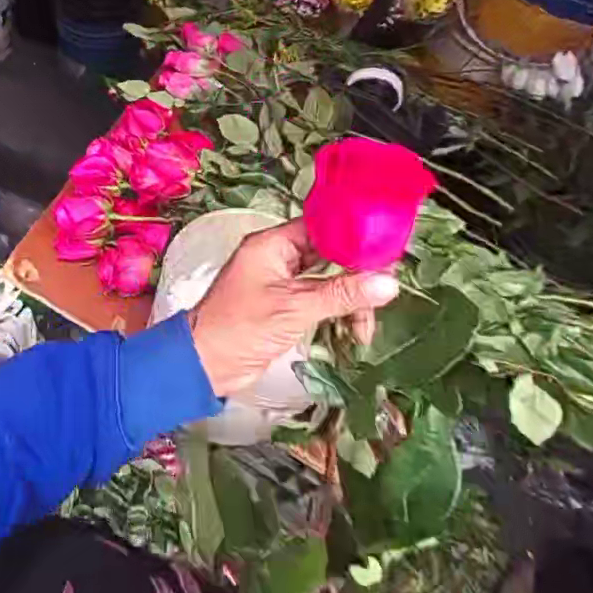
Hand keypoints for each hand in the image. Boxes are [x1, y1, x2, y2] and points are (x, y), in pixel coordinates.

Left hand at [187, 218, 400, 396]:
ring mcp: (280, 281)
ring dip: (347, 299)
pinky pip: (318, 298)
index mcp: (272, 244)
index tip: (383, 250)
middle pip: (327, 254)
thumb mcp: (294, 308)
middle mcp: (277, 256)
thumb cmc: (241, 327)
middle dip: (355, 272)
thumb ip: (341, 294)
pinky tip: (353, 329)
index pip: (320, 227)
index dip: (351, 236)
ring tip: (365, 326)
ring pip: (325, 279)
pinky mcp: (283, 305)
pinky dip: (335, 311)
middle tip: (385, 287)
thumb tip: (389, 283)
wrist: (204, 365)